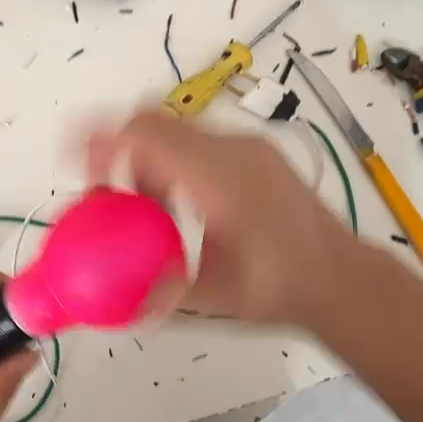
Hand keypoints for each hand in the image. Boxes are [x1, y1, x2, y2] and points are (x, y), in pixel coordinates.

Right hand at [85, 108, 355, 324]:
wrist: (344, 277)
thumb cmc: (283, 288)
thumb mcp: (215, 297)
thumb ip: (159, 291)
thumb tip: (110, 302)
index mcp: (220, 180)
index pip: (148, 136)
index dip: (102, 143)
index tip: (79, 168)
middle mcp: (232, 151)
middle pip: (153, 119)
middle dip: (112, 144)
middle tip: (96, 185)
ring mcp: (244, 148)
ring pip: (171, 128)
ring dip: (139, 156)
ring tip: (132, 204)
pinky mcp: (251, 154)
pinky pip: (192, 142)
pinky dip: (164, 162)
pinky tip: (167, 205)